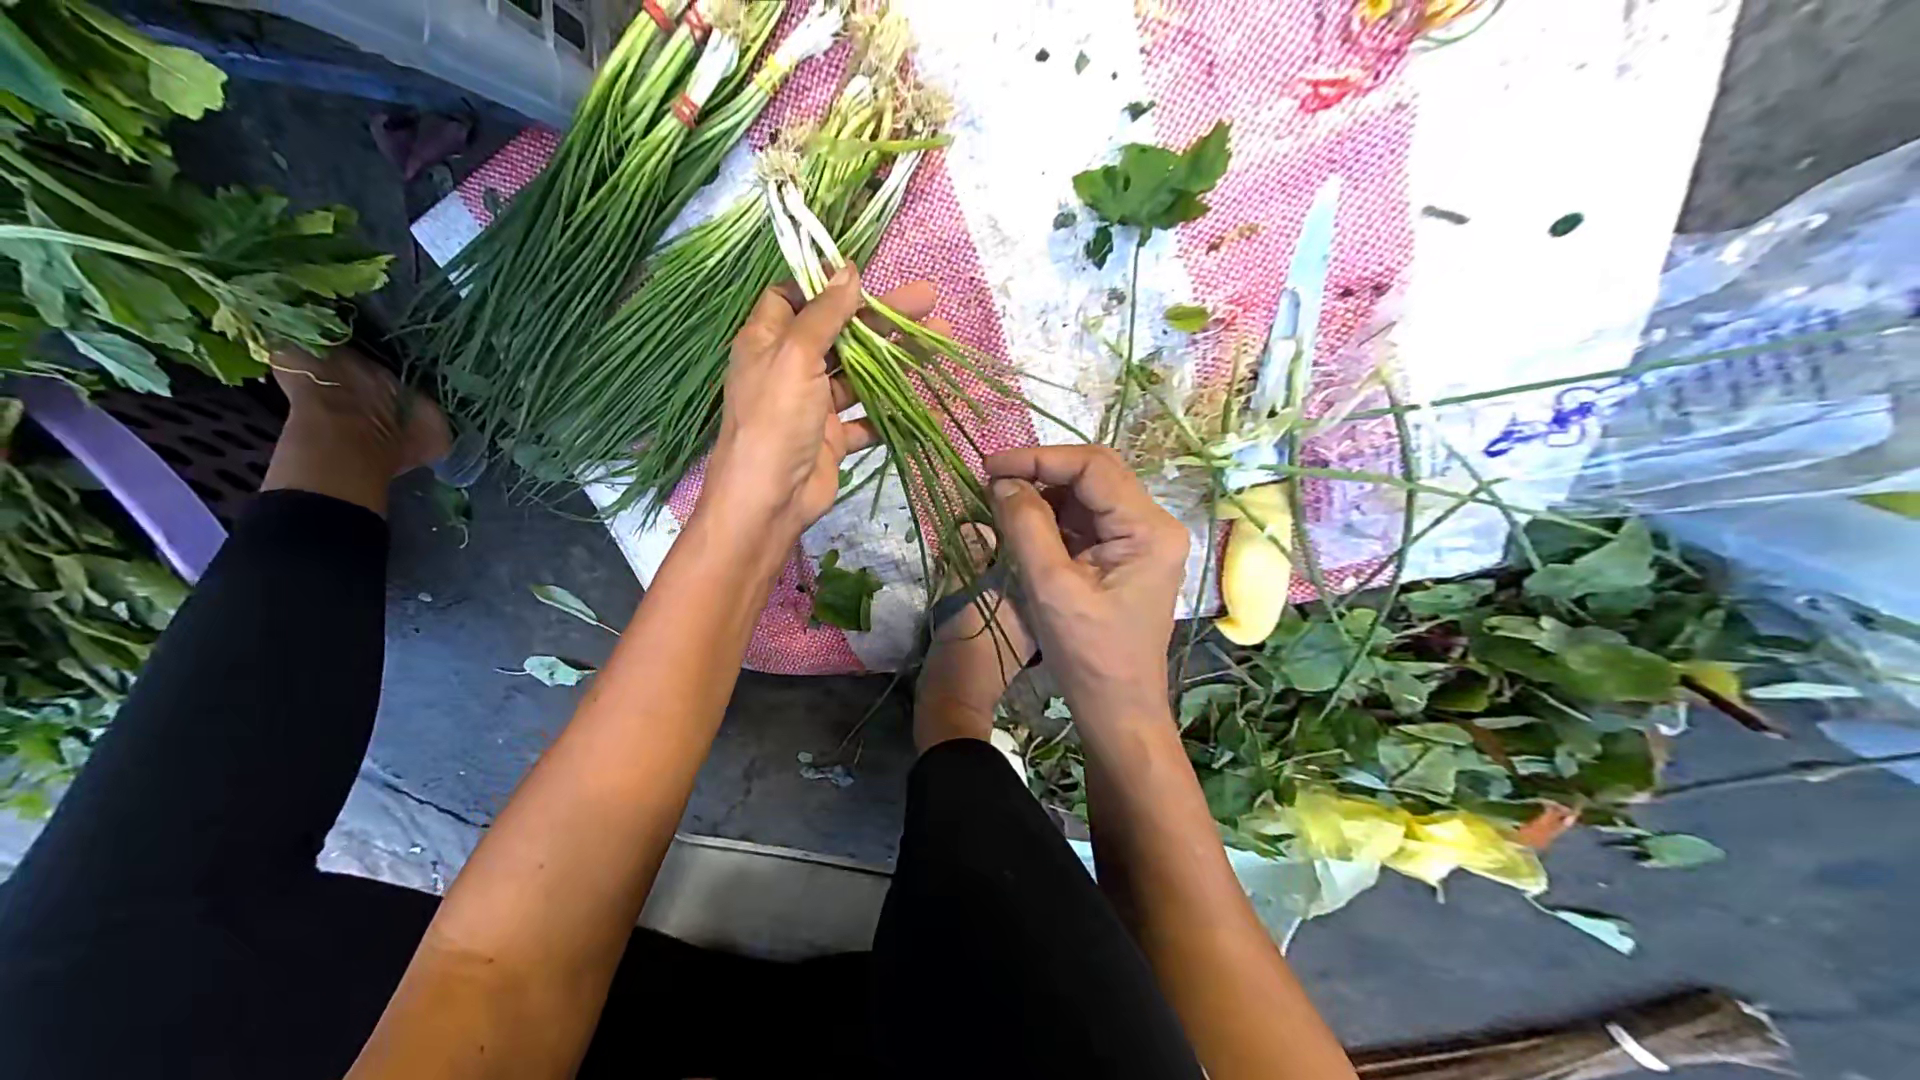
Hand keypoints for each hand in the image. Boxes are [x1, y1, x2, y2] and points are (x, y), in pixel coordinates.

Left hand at [705, 264, 935, 537]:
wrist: (769, 499)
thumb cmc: (775, 419)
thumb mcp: (795, 356)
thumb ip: (824, 314)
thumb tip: (846, 269)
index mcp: (768, 341)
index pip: (795, 298)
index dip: (827, 284)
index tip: (866, 276)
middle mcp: (791, 368)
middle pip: (841, 332)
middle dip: (882, 317)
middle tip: (928, 300)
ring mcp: (814, 404)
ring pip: (861, 373)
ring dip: (896, 358)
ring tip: (937, 341)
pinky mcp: (834, 436)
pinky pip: (869, 417)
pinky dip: (895, 409)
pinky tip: (929, 399)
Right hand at [985, 445, 1189, 722]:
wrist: (1117, 705)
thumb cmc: (1088, 654)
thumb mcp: (1051, 587)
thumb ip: (1026, 526)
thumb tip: (1003, 482)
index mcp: (1148, 529)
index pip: (1093, 467)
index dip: (1039, 458)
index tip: (991, 465)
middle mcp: (1154, 524)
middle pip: (1095, 474)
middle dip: (1042, 472)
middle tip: (994, 479)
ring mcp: (1141, 539)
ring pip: (1088, 494)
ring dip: (1045, 494)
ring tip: (1003, 505)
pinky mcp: (1125, 554)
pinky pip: (1086, 519)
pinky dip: (1053, 516)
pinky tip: (1024, 525)